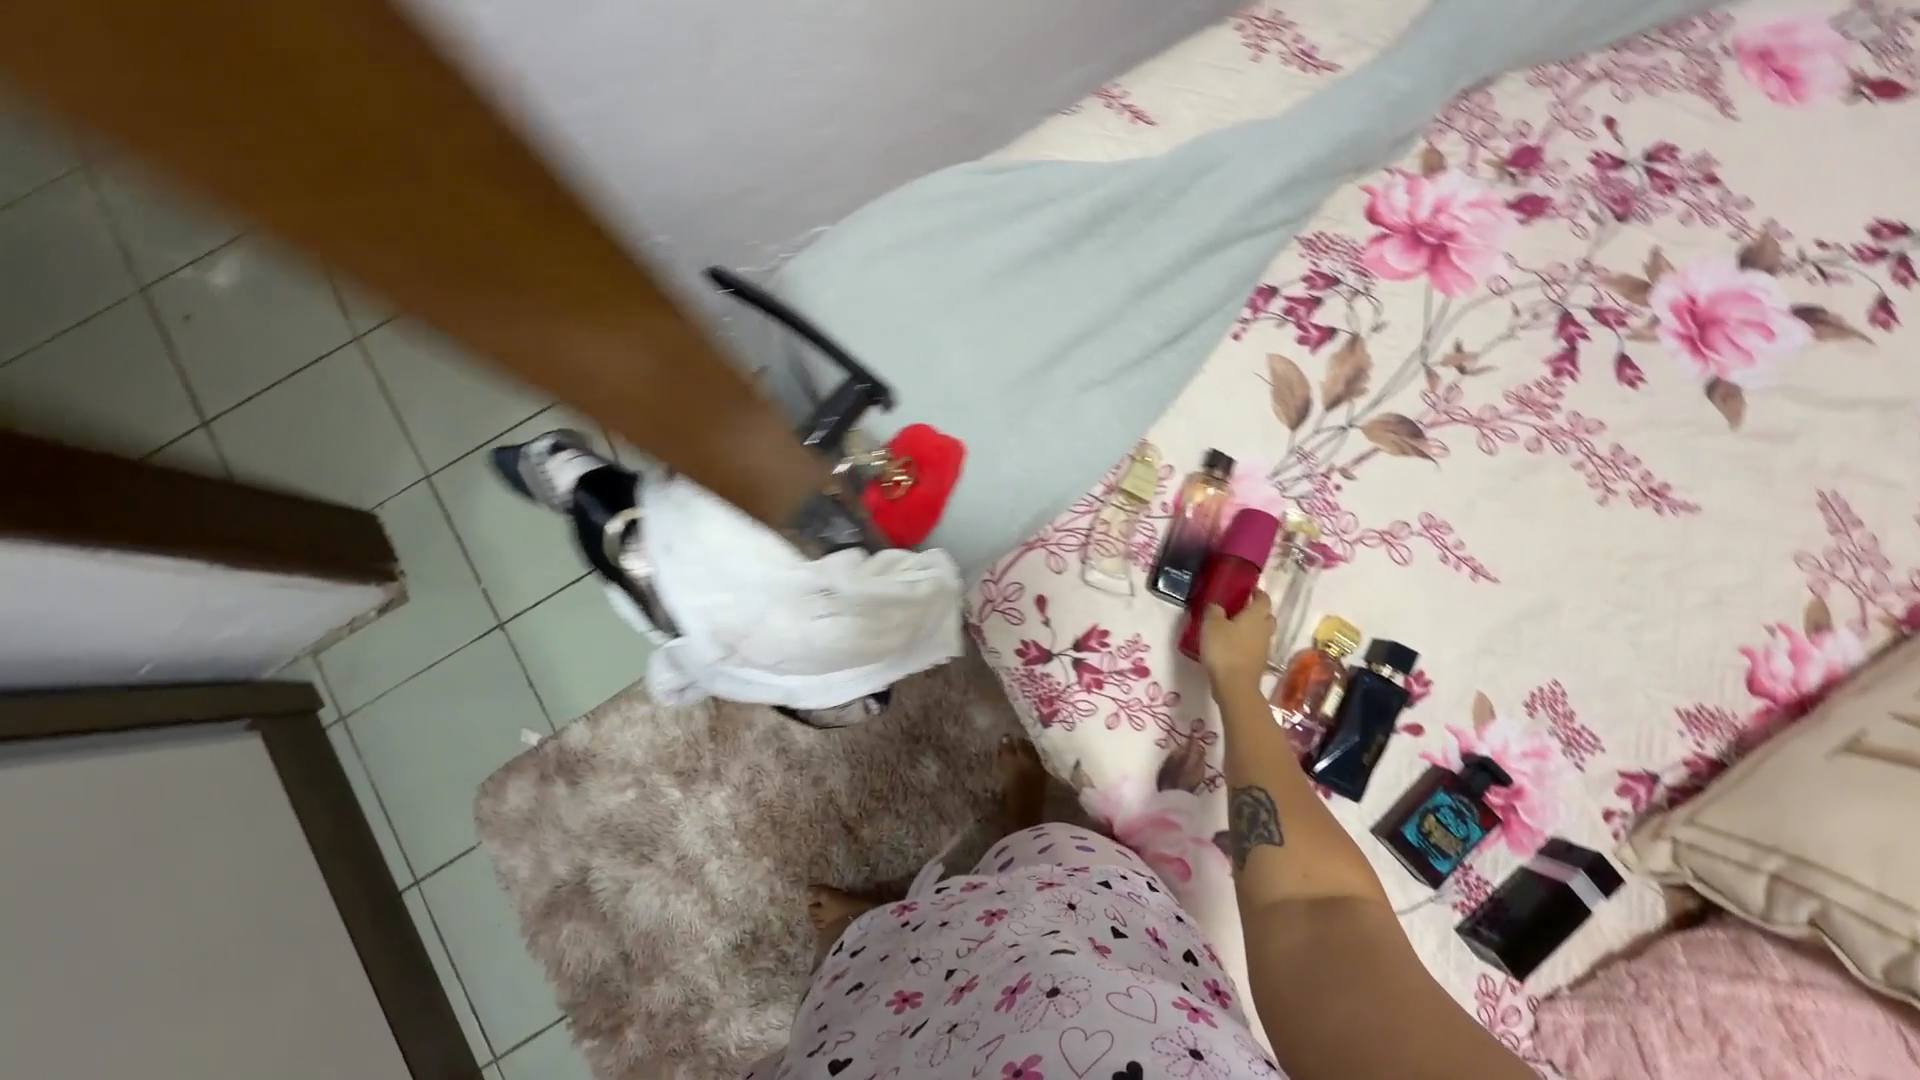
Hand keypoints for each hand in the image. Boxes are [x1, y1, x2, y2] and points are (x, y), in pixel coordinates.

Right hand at [1200, 587, 1274, 693]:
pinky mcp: (1259, 662)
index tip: (1250, 590)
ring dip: (1254, 628)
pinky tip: (1235, 645)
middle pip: (1267, 616)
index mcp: (1256, 616)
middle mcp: (1264, 630)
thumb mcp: (1211, 625)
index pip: (1263, 599)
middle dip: (1258, 611)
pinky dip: (1249, 643)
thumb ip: (1214, 611)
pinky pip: (1256, 646)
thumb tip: (1217, 606)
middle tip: (1243, 609)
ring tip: (1236, 628)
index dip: (1258, 593)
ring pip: (1263, 632)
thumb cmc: (1224, 649)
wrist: (1235, 685)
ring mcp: (1264, 647)